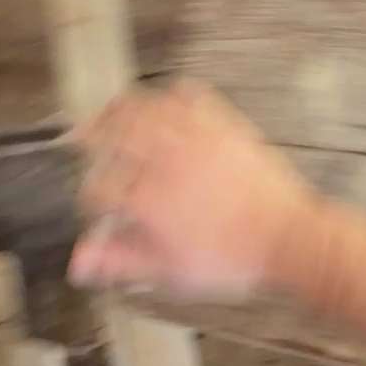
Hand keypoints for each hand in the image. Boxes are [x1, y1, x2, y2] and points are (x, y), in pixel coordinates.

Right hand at [68, 80, 316, 299]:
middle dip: (90, 138)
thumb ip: (120, 261)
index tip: (97, 203)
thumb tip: (79, 264)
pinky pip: (187, 94)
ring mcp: (192, 138)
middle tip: (83, 141)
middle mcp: (163, 161)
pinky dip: (169, 95)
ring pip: (141, 106)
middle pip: (108, 133)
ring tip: (110, 115)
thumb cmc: (235, 258)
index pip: (98, 188)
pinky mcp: (221, 125)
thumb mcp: (171, 270)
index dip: (91, 197)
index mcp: (146, 198)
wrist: (286, 239)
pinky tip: (164, 103)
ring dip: (120, 110)